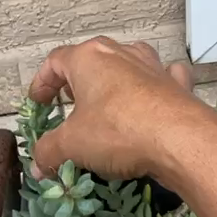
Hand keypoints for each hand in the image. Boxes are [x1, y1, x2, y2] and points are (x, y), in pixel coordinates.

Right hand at [27, 37, 206, 182]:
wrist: (179, 139)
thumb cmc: (117, 130)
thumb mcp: (73, 144)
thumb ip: (49, 151)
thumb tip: (36, 164)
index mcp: (88, 58)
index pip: (55, 61)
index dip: (42, 82)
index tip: (38, 102)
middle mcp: (118, 52)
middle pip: (90, 59)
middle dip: (77, 81)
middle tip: (69, 105)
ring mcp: (151, 64)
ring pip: (127, 62)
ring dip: (115, 79)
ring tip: (107, 102)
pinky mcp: (176, 82)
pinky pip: (163, 75)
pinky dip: (156, 84)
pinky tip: (154, 98)